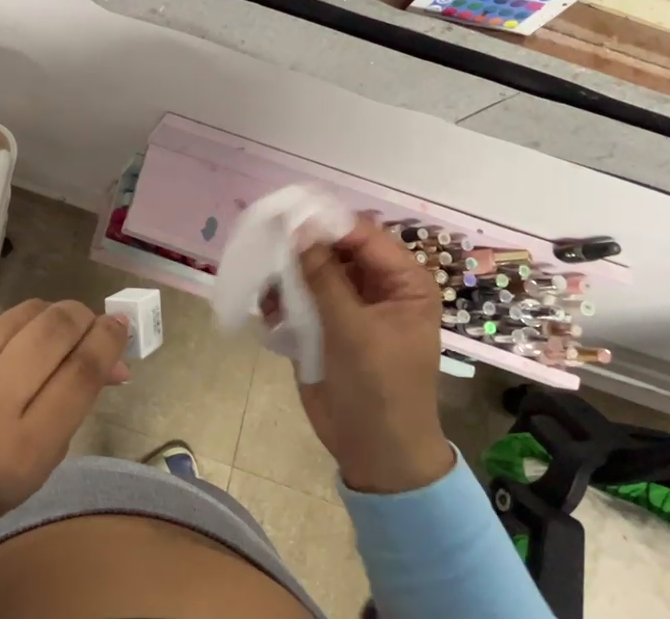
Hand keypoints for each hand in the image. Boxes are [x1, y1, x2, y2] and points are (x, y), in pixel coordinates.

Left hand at [0, 299, 129, 540]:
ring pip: (28, 313)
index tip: (121, 329)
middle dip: (86, 318)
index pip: (80, 374)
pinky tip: (27, 339)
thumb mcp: (35, 467)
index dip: (109, 343)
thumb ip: (73, 409)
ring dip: (57, 314)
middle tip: (97, 324)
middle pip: (56, 330)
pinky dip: (24, 324)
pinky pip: (0, 320)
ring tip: (66, 328)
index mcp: (22, 446)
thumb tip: (111, 364)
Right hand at [292, 216, 453, 493]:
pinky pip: (300, 298)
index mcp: (403, 283)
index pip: (364, 235)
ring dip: (287, 275)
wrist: (375, 451)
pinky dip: (282, 299)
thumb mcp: (353, 329)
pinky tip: (267, 310)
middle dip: (302, 249)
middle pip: (336, 249)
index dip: (327, 224)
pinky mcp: (325, 326)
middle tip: (266, 245)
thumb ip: (324, 276)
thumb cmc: (379, 388)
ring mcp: (350, 307)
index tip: (286, 218)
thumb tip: (299, 229)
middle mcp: (378, 288)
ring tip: (266, 286)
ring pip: (312, 272)